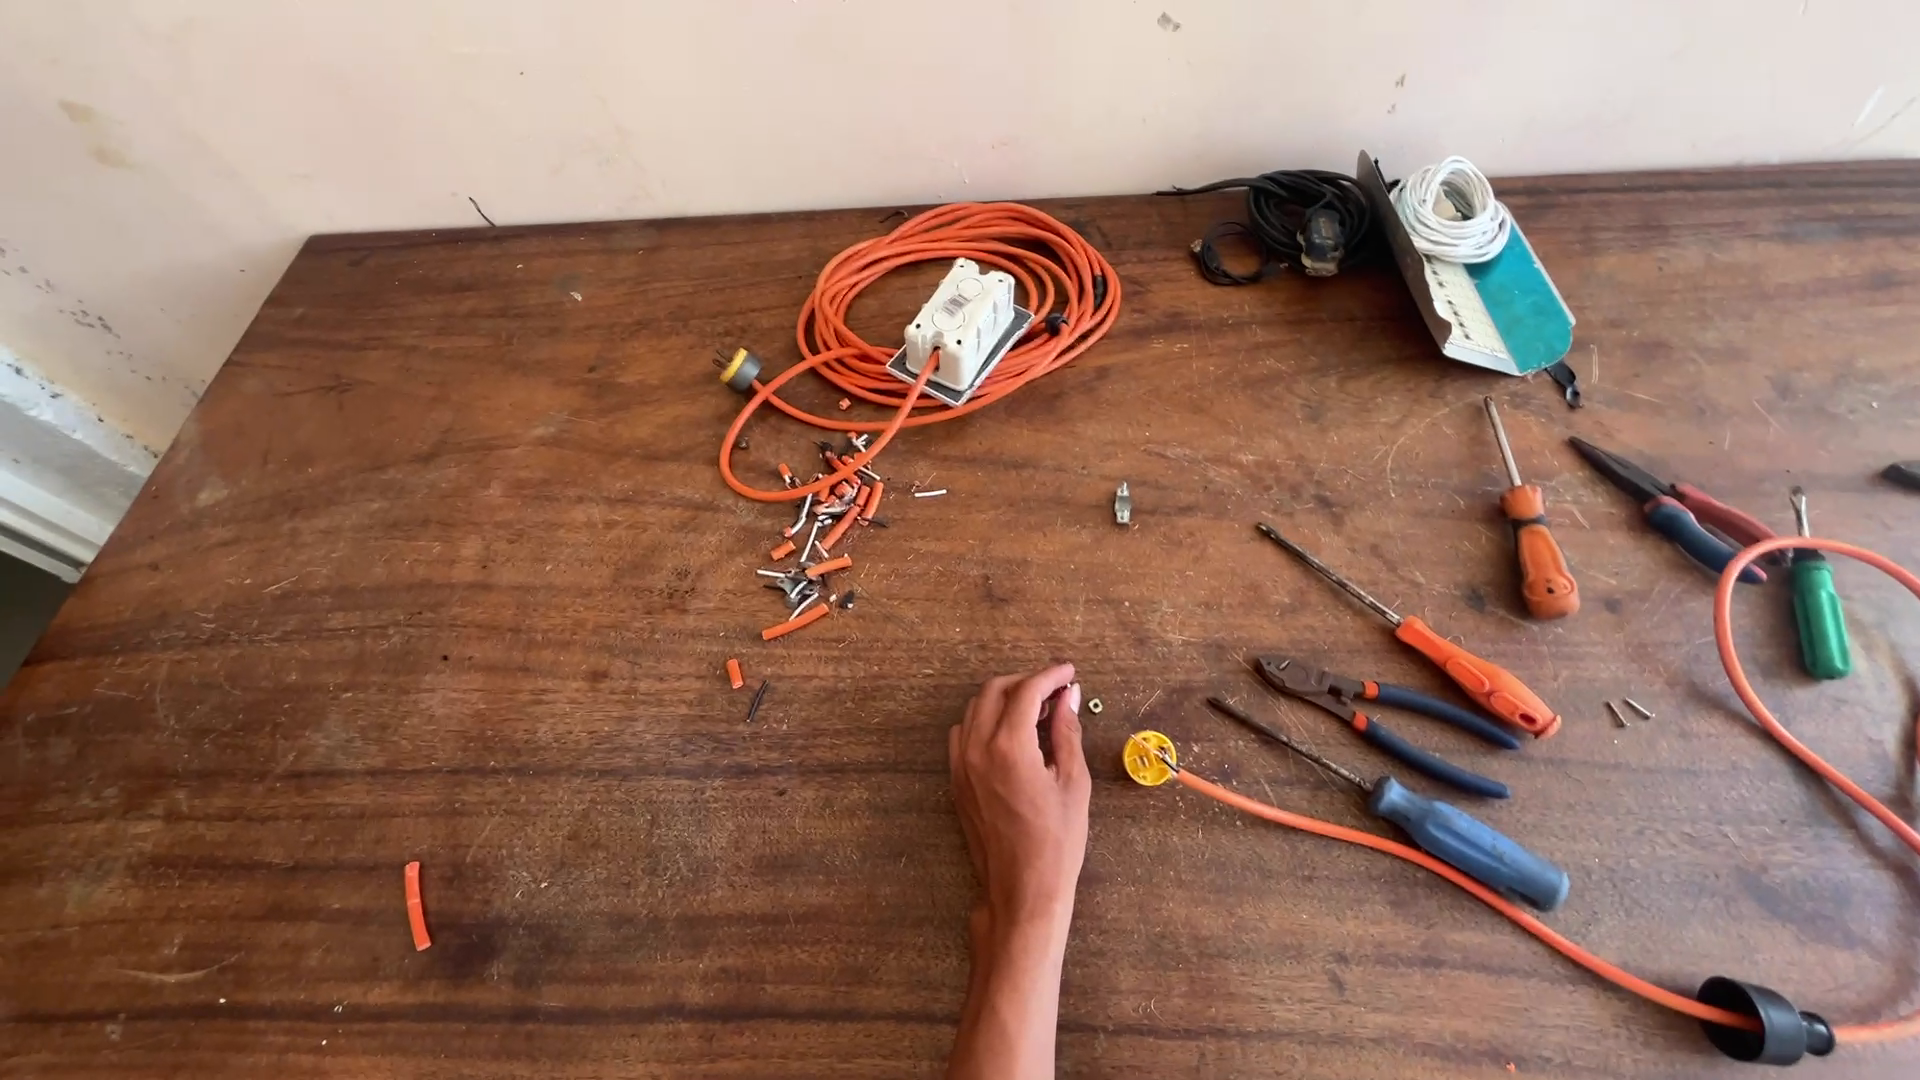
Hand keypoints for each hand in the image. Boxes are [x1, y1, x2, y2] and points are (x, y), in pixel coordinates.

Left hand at [949, 663, 1090, 930]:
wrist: (1022, 892)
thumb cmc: (1056, 842)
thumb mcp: (1073, 782)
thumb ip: (1067, 731)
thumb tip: (1069, 696)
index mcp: (1009, 747)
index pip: (1027, 690)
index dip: (1051, 675)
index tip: (1070, 673)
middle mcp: (977, 748)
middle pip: (994, 690)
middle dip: (1026, 681)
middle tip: (1055, 690)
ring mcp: (961, 764)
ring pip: (975, 708)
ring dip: (1004, 698)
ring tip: (1037, 710)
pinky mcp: (956, 780)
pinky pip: (963, 733)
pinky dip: (985, 720)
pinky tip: (1010, 734)